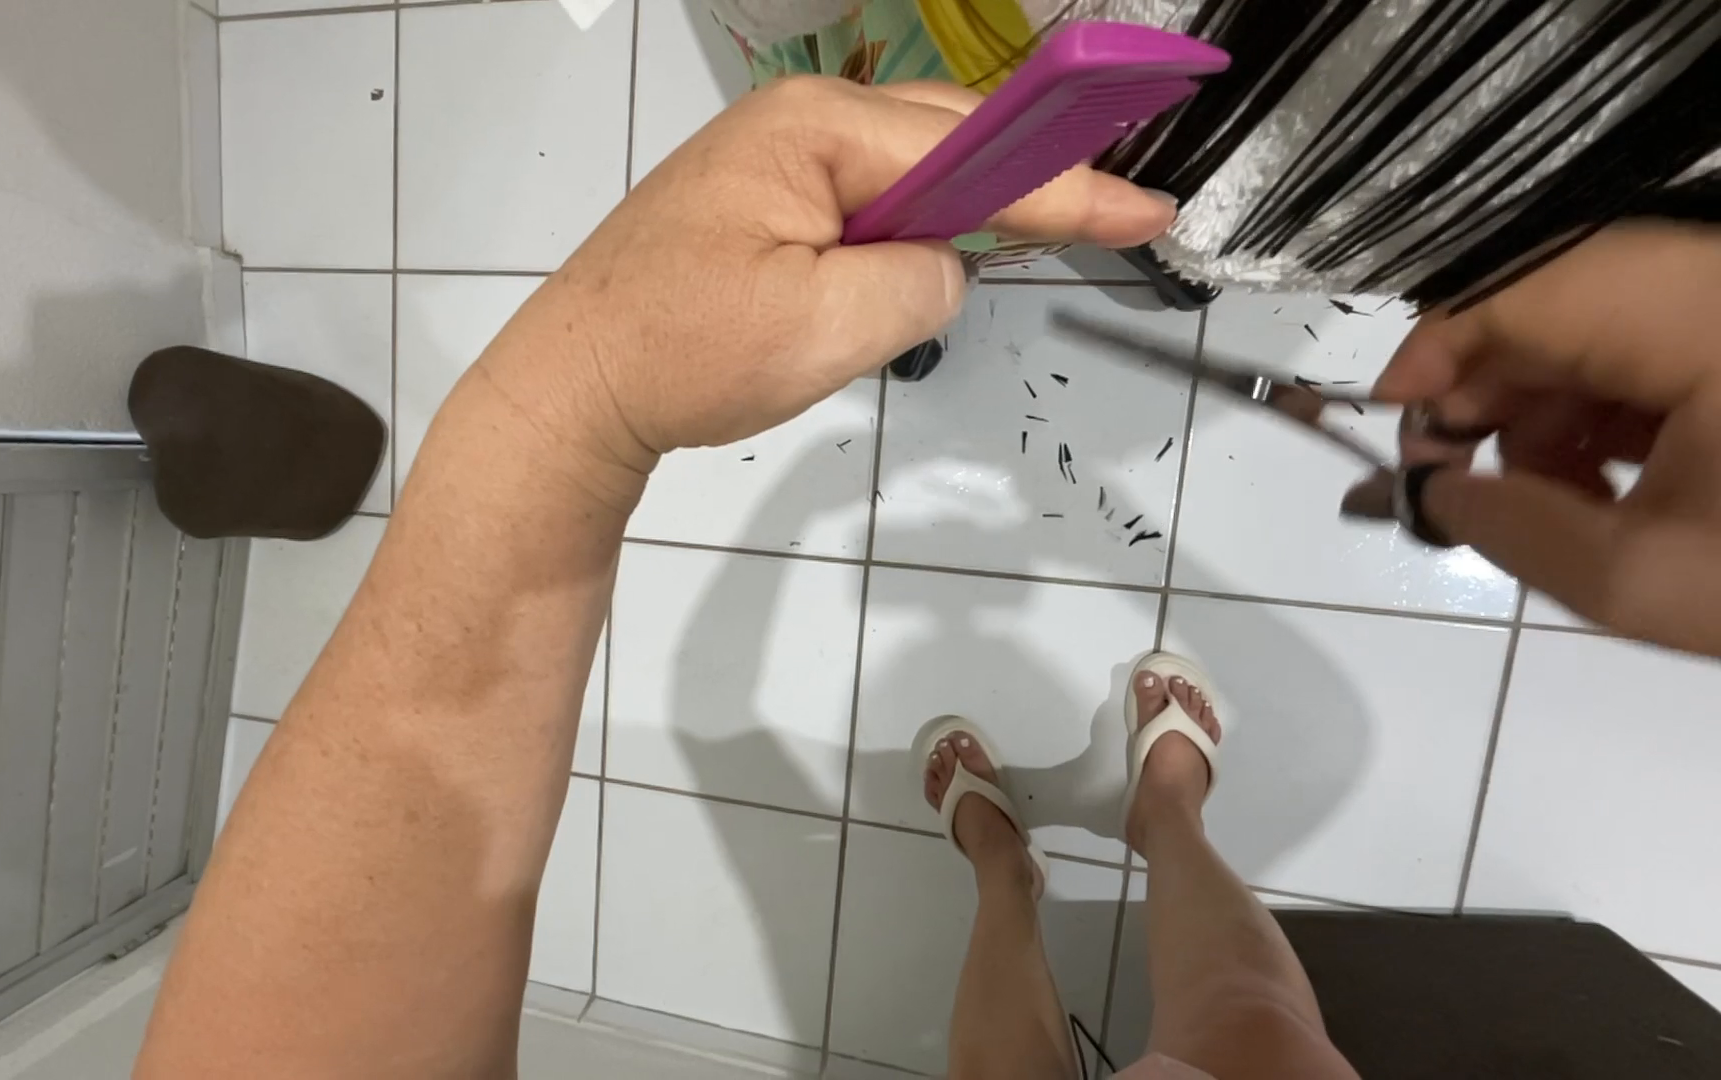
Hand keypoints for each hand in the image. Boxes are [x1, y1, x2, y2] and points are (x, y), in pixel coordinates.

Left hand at [473, 76, 1174, 480]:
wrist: (581, 387)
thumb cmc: (688, 357)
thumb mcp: (824, 328)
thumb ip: (918, 283)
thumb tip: (944, 263)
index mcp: (818, 133)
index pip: (971, 148)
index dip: (1066, 187)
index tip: (1144, 209)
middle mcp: (794, 127)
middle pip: (940, 140)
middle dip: (1021, 183)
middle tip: (1098, 221)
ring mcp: (766, 167)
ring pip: (897, 179)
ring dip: (957, 213)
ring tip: (1013, 246)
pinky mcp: (751, 212)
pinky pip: (853, 210)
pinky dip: (898, 236)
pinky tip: (910, 265)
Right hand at [1372, 221, 1720, 656]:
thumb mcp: (1638, 581)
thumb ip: (1500, 526)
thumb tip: (1427, 486)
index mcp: (1718, 333)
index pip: (1533, 289)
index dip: (1438, 345)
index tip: (1394, 416)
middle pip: (1558, 299)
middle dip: (1482, 385)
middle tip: (1455, 465)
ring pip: (1598, 322)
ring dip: (1539, 401)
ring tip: (1543, 486)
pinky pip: (1652, 340)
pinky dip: (1602, 404)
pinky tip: (1606, 470)